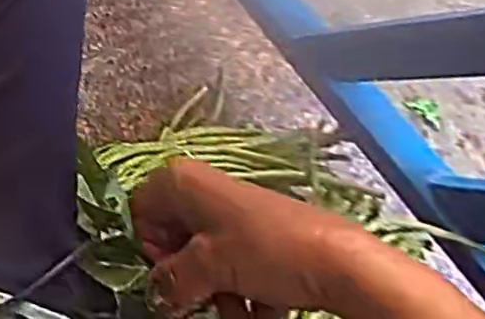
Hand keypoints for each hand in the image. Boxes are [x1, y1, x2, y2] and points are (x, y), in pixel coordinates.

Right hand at [131, 160, 378, 318]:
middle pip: (175, 234)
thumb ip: (174, 280)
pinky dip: (244, 288)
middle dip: (190, 276)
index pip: (141, 212)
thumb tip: (155, 294)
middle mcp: (198, 186)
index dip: (153, 250)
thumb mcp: (210, 268)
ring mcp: (231, 207)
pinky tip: (263, 313)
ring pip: (208, 252)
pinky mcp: (260, 230)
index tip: (172, 280)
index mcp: (176, 180)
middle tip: (205, 302)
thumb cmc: (263, 250)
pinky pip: (236, 257)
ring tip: (242, 315)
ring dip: (218, 290)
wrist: (343, 261)